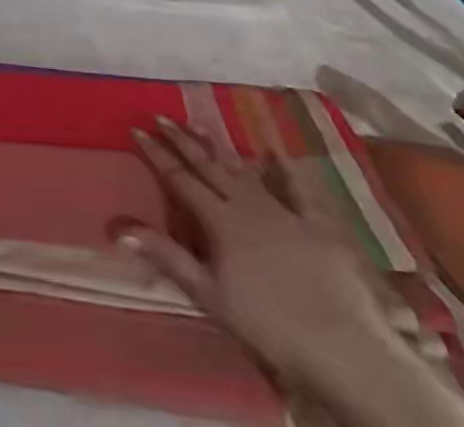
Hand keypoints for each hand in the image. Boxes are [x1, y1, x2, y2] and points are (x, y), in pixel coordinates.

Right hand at [120, 117, 397, 376]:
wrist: (342, 346)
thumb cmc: (266, 323)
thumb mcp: (208, 293)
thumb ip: (167, 255)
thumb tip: (121, 228)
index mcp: (221, 220)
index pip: (180, 179)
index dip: (157, 154)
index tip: (137, 130)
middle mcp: (249, 205)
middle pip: (209, 166)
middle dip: (182, 141)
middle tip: (161, 116)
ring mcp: (285, 211)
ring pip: (245, 170)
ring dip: (220, 147)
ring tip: (201, 126)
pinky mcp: (317, 224)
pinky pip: (297, 189)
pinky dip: (285, 169)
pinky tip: (276, 153)